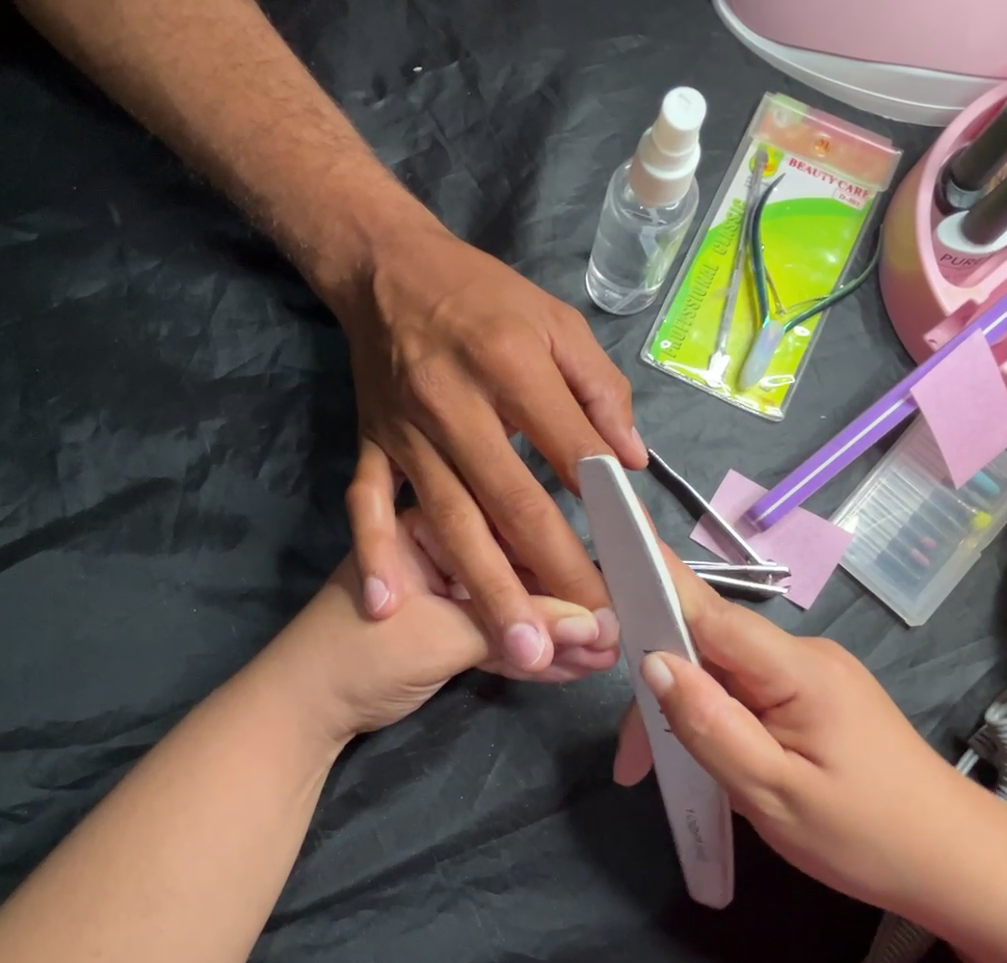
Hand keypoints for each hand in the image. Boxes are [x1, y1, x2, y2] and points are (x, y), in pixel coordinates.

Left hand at [270, 510, 620, 745]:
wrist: (300, 712)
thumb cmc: (357, 653)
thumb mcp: (440, 636)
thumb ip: (516, 628)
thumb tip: (595, 626)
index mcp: (429, 525)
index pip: (510, 534)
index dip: (564, 565)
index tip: (614, 589)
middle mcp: (442, 550)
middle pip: (518, 573)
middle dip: (567, 608)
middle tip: (620, 632)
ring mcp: (446, 593)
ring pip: (513, 610)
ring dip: (555, 637)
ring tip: (607, 657)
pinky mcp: (449, 631)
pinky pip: (499, 637)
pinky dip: (531, 655)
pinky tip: (574, 667)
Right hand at [332, 223, 648, 673]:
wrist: (389, 270)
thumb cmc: (484, 296)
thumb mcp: (556, 319)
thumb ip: (599, 388)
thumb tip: (629, 461)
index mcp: (511, 365)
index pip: (571, 452)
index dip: (609, 513)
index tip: (637, 568)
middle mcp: (457, 406)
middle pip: (512, 503)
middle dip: (554, 573)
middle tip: (589, 636)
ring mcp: (408, 434)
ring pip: (450, 521)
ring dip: (486, 588)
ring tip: (519, 649)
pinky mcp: (372, 447)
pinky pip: (369, 506)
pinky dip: (375, 555)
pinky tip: (388, 606)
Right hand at [613, 563, 977, 913]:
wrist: (960, 866)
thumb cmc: (868, 836)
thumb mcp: (773, 793)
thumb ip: (710, 725)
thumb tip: (655, 663)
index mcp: (798, 669)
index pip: (712, 612)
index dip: (659, 581)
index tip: (614, 548)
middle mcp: (803, 655)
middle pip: (708, 647)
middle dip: (661, 690)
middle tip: (631, 763)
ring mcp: (810, 674)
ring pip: (722, 673)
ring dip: (686, 712)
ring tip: (661, 773)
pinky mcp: (813, 697)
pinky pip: (745, 692)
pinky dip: (714, 719)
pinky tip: (704, 759)